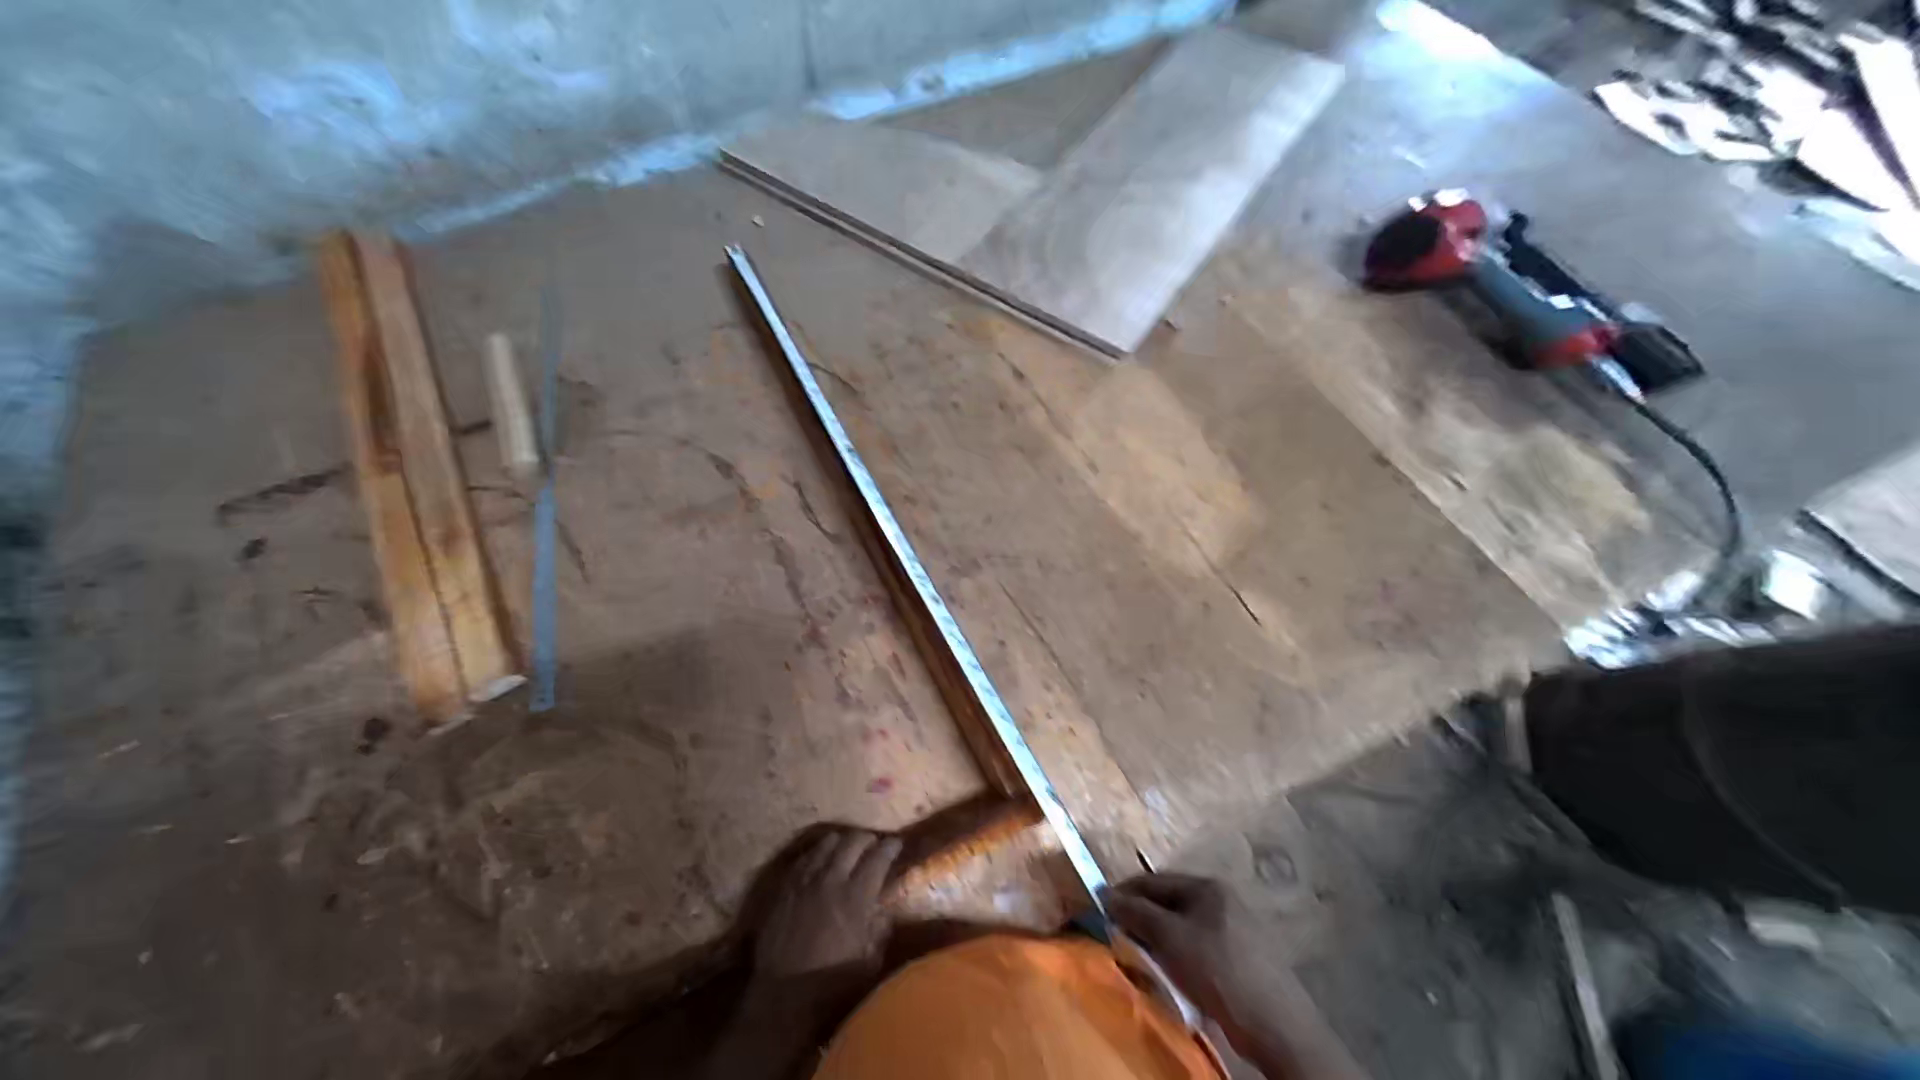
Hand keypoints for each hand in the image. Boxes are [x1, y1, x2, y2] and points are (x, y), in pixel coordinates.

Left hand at [699, 829, 904, 1079]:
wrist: (781, 997)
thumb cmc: (831, 985)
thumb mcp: (869, 962)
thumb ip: (880, 929)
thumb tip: (885, 908)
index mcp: (856, 896)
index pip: (879, 856)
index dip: (891, 846)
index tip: (897, 844)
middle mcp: (832, 879)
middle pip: (853, 841)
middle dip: (868, 839)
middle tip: (874, 845)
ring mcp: (805, 880)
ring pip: (828, 843)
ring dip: (842, 842)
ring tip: (847, 849)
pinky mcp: (785, 886)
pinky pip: (805, 857)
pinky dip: (818, 853)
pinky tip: (822, 860)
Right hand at [1106, 873, 1264, 1026]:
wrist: (1274, 1024)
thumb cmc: (1217, 970)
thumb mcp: (1170, 938)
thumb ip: (1136, 912)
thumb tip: (1105, 894)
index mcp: (1207, 886)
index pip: (1153, 880)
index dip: (1125, 893)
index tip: (1101, 910)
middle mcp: (1222, 899)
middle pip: (1169, 901)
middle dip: (1142, 917)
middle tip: (1120, 936)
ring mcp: (1235, 927)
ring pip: (1183, 925)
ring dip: (1160, 938)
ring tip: (1144, 957)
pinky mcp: (1242, 956)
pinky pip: (1198, 945)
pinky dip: (1180, 954)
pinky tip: (1173, 973)